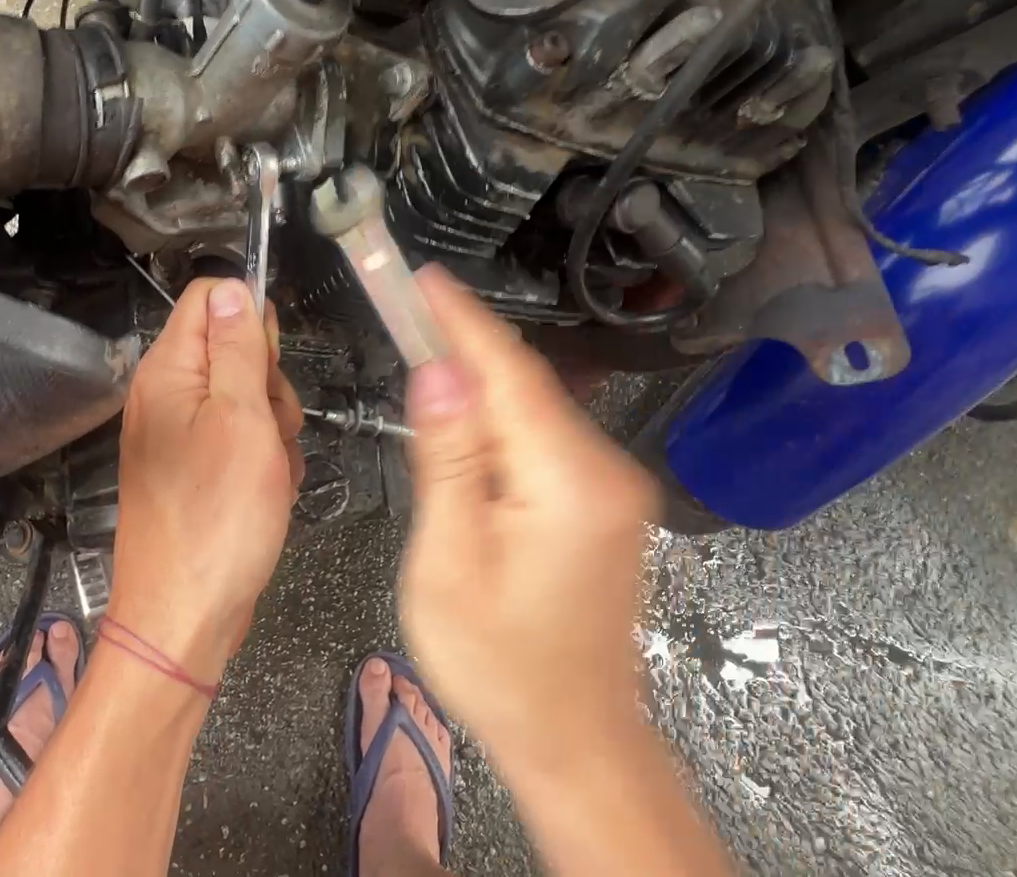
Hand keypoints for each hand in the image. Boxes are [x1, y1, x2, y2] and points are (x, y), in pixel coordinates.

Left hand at [112, 278, 303, 681]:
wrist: (185, 618)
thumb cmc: (215, 524)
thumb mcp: (241, 421)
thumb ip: (239, 349)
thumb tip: (232, 287)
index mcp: (167, 372)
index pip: (208, 299)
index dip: (251, 317)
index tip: (272, 363)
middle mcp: (167, 397)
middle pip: (235, 352)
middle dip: (269, 386)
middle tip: (272, 430)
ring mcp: (181, 436)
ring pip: (248, 401)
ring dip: (274, 432)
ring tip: (269, 473)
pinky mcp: (197, 472)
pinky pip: (243, 444)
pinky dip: (263, 464)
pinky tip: (263, 496)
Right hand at [398, 265, 659, 771]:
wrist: (572, 737)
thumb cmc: (499, 663)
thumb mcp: (449, 560)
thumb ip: (446, 461)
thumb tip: (436, 375)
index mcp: (567, 481)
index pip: (507, 373)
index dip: (460, 321)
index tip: (423, 278)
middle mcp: (603, 471)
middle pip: (523, 386)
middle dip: (463, 346)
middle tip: (407, 311)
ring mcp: (609, 488)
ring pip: (532, 410)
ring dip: (477, 382)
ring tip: (421, 353)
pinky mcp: (599, 504)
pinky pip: (542, 440)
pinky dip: (498, 419)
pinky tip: (461, 418)